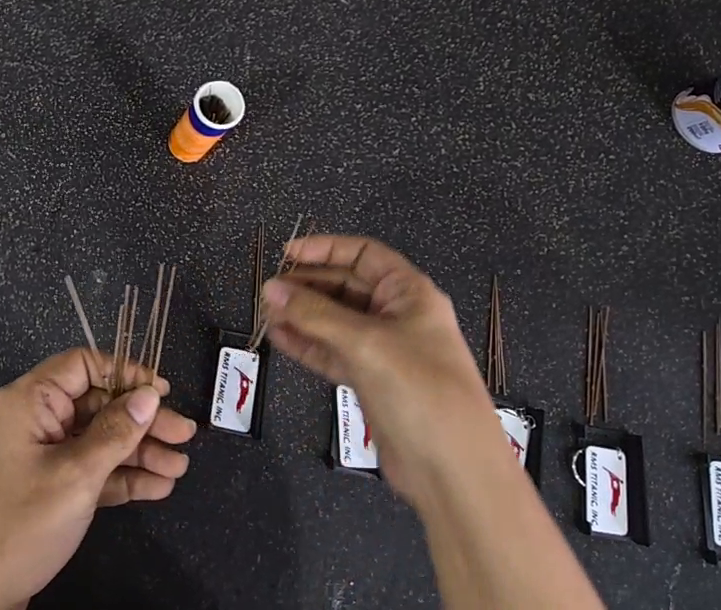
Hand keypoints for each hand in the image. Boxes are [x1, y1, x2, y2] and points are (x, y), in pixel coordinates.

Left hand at [0, 349, 197, 609]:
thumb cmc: (19, 524)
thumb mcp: (74, 476)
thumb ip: (114, 433)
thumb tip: (148, 396)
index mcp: (29, 400)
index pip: (82, 365)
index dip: (124, 374)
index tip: (162, 394)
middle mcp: (33, 419)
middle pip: (96, 405)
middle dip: (141, 421)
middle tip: (186, 437)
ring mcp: (38, 455)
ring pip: (96, 441)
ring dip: (138, 453)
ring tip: (179, 468)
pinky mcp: (44, 489)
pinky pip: (88, 470)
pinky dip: (120, 477)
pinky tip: (157, 487)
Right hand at [261, 235, 504, 506]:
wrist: (454, 471)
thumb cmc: (419, 390)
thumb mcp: (366, 343)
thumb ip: (314, 313)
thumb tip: (270, 287)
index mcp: (410, 294)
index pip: (364, 254)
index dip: (325, 248)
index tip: (287, 254)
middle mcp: (397, 317)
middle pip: (345, 286)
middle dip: (307, 285)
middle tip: (268, 290)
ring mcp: (384, 351)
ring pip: (335, 321)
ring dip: (302, 314)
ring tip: (266, 312)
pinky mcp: (371, 382)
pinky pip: (332, 352)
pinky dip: (307, 344)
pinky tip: (279, 338)